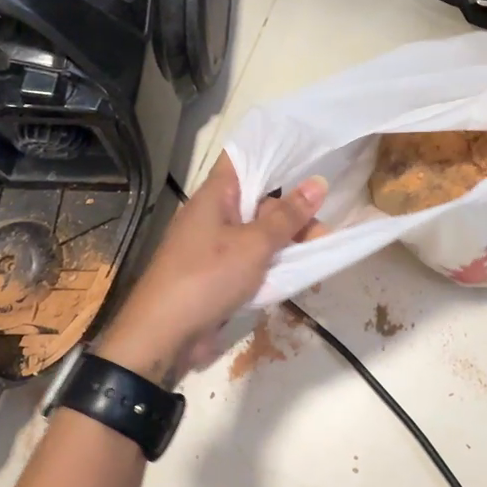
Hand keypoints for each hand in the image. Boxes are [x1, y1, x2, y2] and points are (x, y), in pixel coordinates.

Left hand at [94, 156, 325, 386]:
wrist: (161, 337)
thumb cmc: (206, 277)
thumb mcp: (254, 245)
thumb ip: (287, 216)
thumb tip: (318, 183)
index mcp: (215, 194)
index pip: (243, 157)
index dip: (272, 150)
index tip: (307, 150)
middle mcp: (214, 213)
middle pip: (260, 199)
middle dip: (293, 211)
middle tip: (324, 229)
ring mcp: (215, 245)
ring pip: (259, 232)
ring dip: (288, 241)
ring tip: (319, 251)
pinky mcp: (218, 273)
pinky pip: (252, 259)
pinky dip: (274, 262)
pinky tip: (300, 272)